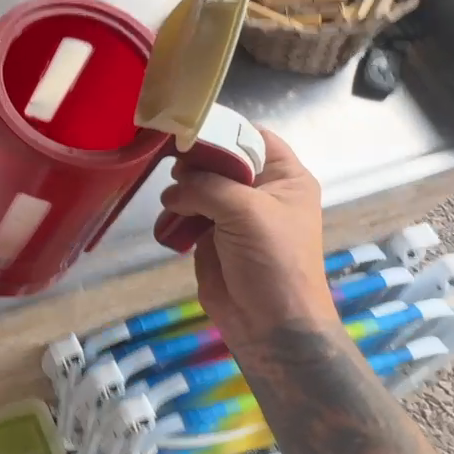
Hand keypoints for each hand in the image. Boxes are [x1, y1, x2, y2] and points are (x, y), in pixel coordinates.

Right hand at [157, 129, 335, 354]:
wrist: (270, 323)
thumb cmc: (273, 261)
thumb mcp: (245, 211)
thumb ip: (206, 187)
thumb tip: (173, 190)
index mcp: (284, 178)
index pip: (253, 137)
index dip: (224, 131)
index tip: (187, 130)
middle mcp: (260, 192)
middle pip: (221, 160)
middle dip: (195, 162)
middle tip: (174, 168)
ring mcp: (234, 216)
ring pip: (199, 187)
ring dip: (181, 190)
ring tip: (173, 201)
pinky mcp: (212, 238)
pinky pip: (187, 214)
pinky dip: (174, 215)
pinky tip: (168, 220)